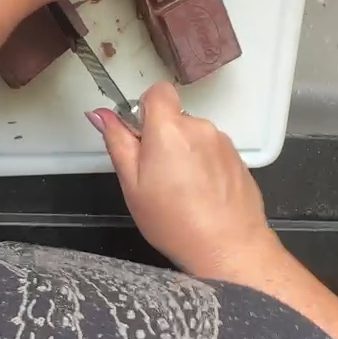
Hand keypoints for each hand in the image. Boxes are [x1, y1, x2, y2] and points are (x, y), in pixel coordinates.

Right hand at [92, 82, 280, 276]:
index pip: (157, 91)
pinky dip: (202, 168)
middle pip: (174, 118)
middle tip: (154, 177)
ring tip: (179, 192)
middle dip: (162, 139)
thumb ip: (117, 142)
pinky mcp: (237, 159)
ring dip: (183, 154)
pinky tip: (198, 197)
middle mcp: (200, 127)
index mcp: (169, 128)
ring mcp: (222, 142)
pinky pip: (211, 153)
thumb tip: (100, 114)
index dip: (144, 110)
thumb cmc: (175, 221)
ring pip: (193, 137)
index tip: (139, 138)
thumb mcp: (132, 184)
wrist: (228, 247)